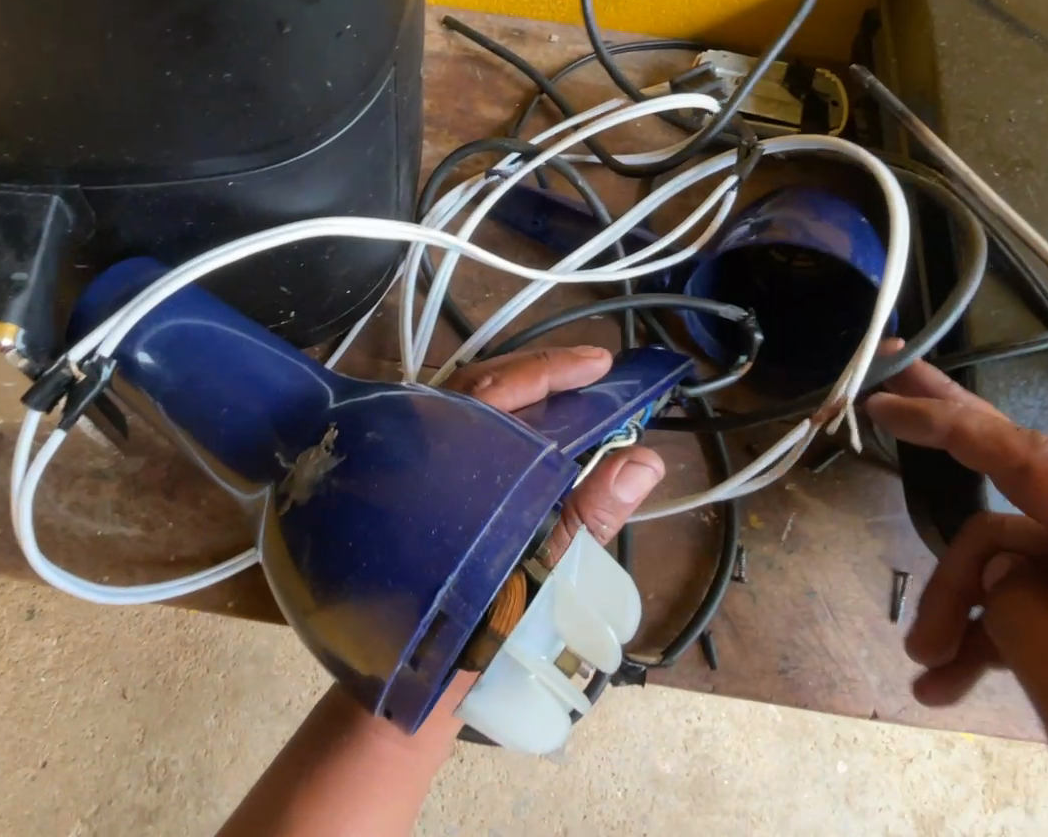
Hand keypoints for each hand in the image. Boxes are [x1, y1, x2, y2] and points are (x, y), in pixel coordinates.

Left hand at [220, 347, 664, 836]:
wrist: (403, 682)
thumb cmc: (468, 628)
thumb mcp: (537, 567)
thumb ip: (589, 512)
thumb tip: (643, 461)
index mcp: (443, 463)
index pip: (500, 391)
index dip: (551, 371)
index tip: (599, 365)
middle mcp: (416, 451)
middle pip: (479, 389)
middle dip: (537, 374)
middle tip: (591, 373)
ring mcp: (406, 467)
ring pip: (463, 408)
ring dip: (515, 395)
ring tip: (565, 394)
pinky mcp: (408, 487)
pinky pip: (452, 436)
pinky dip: (494, 425)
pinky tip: (521, 435)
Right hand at [865, 356, 1047, 836]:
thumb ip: (1032, 626)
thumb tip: (1002, 575)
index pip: (1037, 466)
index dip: (952, 424)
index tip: (885, 400)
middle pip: (1020, 503)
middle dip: (947, 461)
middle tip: (874, 415)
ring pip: (1016, 571)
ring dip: (960, 608)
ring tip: (924, 668)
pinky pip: (1043, 615)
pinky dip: (990, 641)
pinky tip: (950, 685)